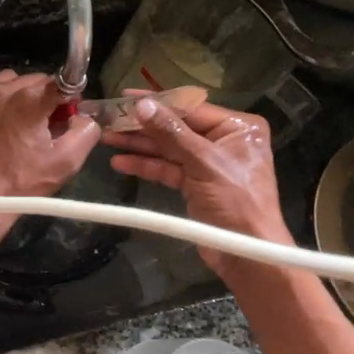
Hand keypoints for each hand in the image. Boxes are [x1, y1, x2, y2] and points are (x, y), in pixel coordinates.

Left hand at [0, 70, 98, 209]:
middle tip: (48, 126)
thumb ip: (85, 132)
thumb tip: (85, 116)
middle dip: (46, 98)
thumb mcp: (66, 162)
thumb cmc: (22, 183)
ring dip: (21, 95)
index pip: (60, 82)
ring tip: (23, 121)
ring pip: (10, 80)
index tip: (70, 114)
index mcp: (29, 100)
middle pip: (36, 80)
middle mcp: (3, 90)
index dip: (70, 97)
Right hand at [103, 96, 287, 272]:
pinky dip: (146, 166)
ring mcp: (209, 163)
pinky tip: (121, 162)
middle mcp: (223, 141)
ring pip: (168, 148)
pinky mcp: (196, 184)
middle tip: (110, 119)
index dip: (156, 102)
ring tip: (107, 138)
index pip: (190, 108)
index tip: (125, 96)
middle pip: (176, 127)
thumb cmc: (236, 202)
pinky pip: (168, 168)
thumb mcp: (203, 163)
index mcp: (236, 127)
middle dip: (143, 126)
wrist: (247, 256)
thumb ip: (171, 132)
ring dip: (139, 145)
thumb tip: (142, 105)